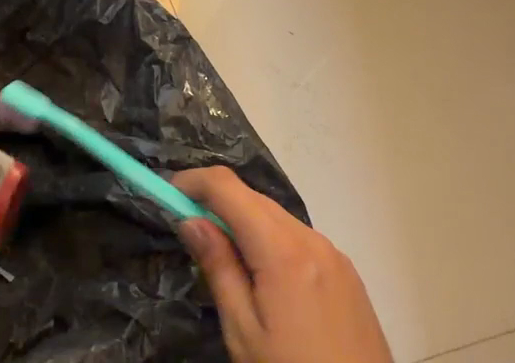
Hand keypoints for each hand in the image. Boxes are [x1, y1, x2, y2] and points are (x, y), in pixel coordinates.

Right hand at [174, 167, 394, 362]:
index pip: (228, 188)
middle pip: (253, 198)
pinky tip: (262, 277)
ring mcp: (334, 255)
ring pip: (276, 217)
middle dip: (216, 202)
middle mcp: (312, 239)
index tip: (167, 195)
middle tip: (187, 230)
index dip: (193, 182)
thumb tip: (191, 219)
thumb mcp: (243, 332)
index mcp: (283, 250)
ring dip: (243, 222)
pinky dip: (270, 240)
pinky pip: (298, 239)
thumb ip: (218, 268)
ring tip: (222, 259)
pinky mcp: (347, 274)